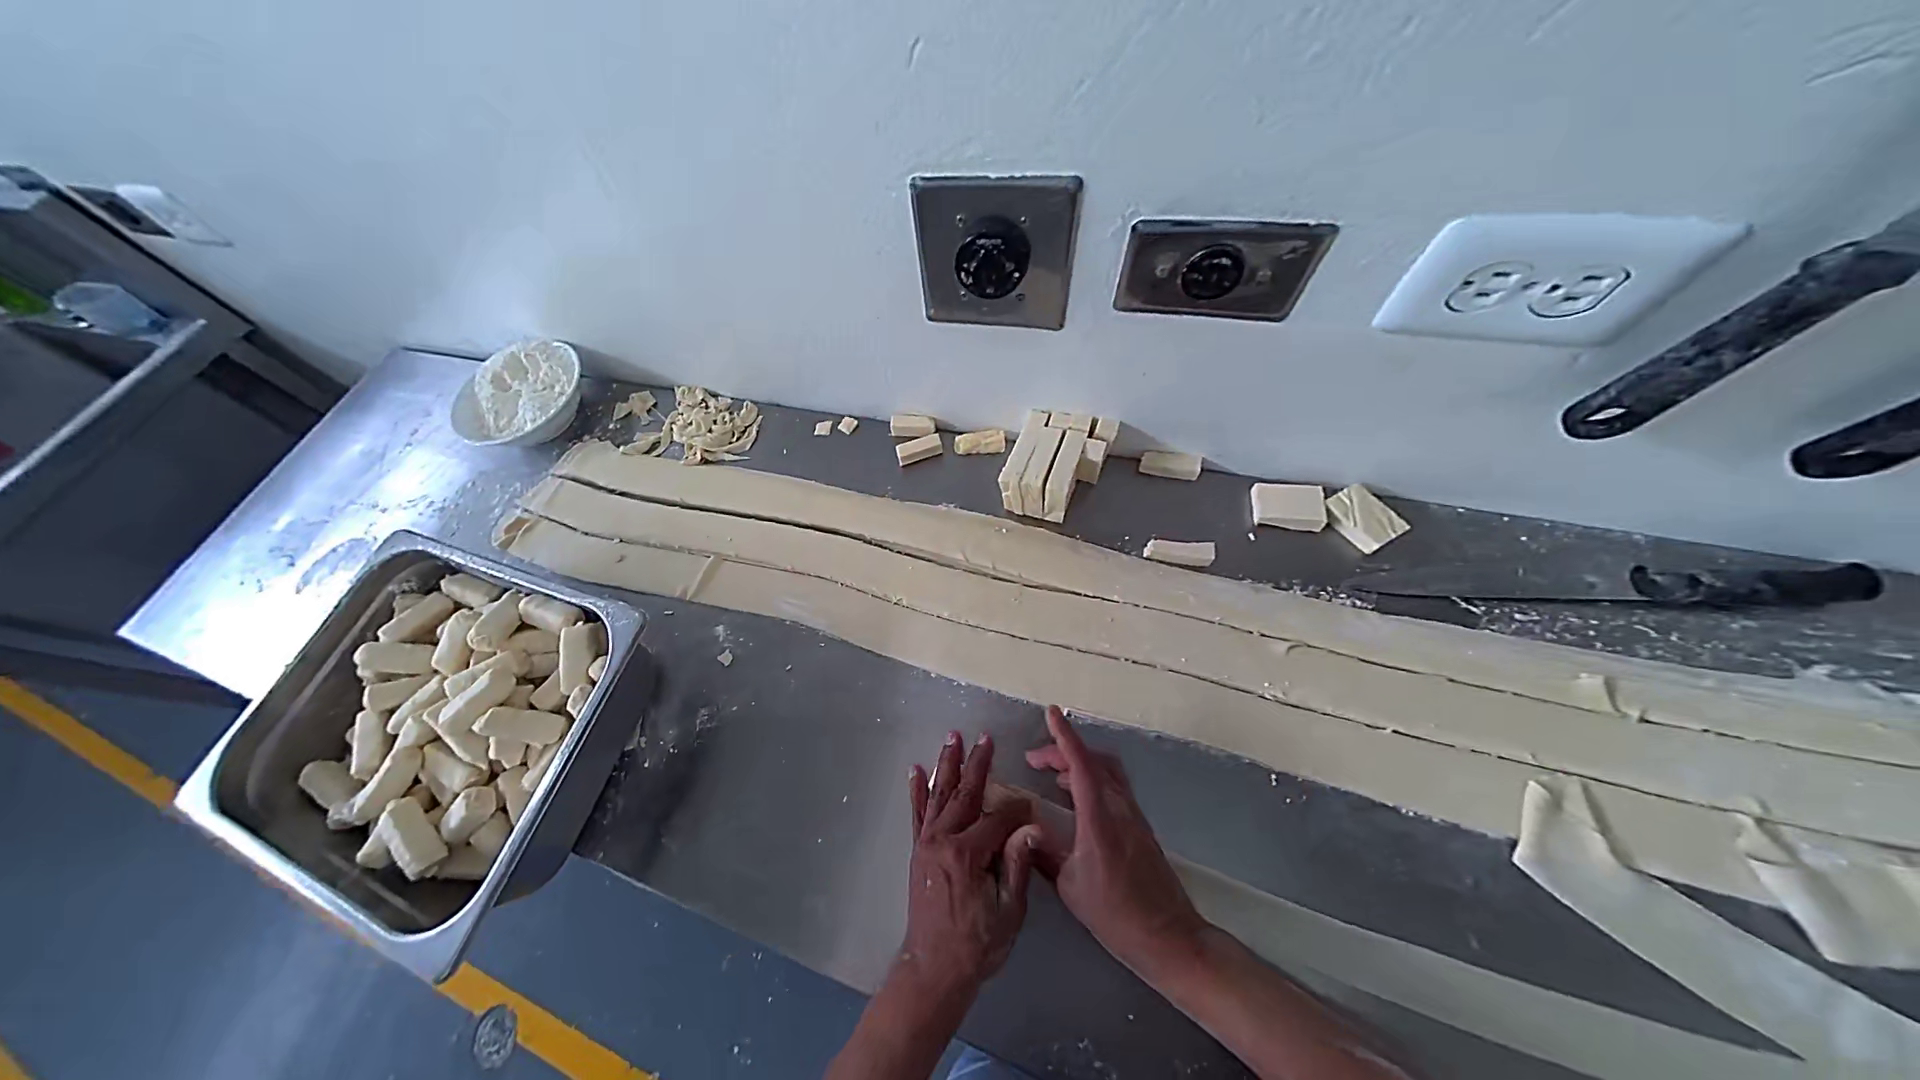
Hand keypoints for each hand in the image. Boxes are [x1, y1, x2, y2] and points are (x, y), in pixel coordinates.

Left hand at [825, 733, 1041, 1079]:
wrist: (934, 971)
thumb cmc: (977, 945)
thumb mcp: (1009, 912)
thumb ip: (1017, 865)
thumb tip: (1029, 826)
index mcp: (967, 855)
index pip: (998, 819)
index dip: (1017, 812)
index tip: (1032, 808)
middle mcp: (942, 841)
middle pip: (965, 794)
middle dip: (977, 764)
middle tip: (985, 737)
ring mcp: (926, 844)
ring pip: (939, 796)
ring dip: (948, 765)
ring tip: (952, 738)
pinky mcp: (917, 851)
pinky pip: (917, 814)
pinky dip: (917, 791)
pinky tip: (917, 770)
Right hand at [1026, 706, 1207, 978]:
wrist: (1169, 937)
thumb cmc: (1116, 915)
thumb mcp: (1069, 886)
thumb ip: (1044, 850)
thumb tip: (1023, 827)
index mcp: (1099, 820)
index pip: (1081, 765)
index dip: (1064, 736)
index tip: (1051, 713)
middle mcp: (1119, 808)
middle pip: (1093, 761)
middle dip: (1063, 750)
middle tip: (1034, 758)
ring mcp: (1133, 816)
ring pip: (1107, 771)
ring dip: (1080, 762)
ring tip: (1052, 774)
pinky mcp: (1139, 826)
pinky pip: (1113, 786)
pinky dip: (1092, 778)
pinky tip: (1076, 797)